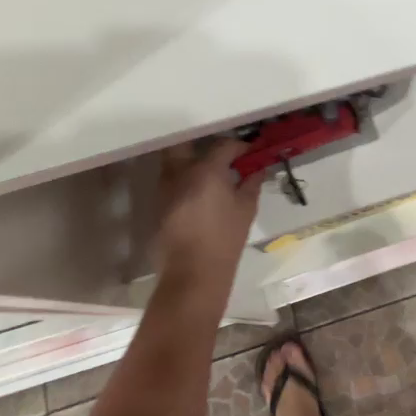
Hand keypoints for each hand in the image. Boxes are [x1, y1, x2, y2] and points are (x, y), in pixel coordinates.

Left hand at [147, 139, 264, 280]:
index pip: (224, 146)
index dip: (240, 147)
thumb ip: (251, 183)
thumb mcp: (246, 208)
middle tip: (220, 155)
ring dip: (190, 161)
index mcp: (206, 170)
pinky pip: (171, 181)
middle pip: (185, 144)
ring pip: (174, 162)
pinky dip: (184, 180)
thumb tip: (257, 170)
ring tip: (210, 174)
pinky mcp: (159, 204)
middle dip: (202, 144)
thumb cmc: (225, 237)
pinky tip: (199, 192)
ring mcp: (165, 188)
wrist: (193, 271)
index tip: (250, 154)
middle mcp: (180, 172)